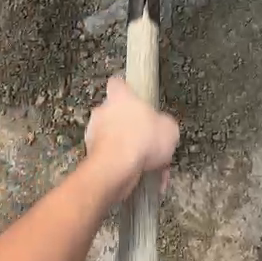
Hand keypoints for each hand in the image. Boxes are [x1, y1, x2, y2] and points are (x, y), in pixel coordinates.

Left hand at [84, 76, 179, 191]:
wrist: (117, 167)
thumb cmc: (140, 141)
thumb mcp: (169, 129)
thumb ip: (165, 124)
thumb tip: (164, 127)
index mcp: (120, 97)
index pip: (118, 83)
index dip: (127, 90)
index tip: (136, 98)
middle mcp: (103, 111)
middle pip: (117, 113)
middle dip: (132, 128)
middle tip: (149, 141)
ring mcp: (94, 133)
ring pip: (115, 139)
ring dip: (130, 150)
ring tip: (151, 166)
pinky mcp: (92, 154)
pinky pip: (112, 158)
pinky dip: (125, 166)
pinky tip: (143, 177)